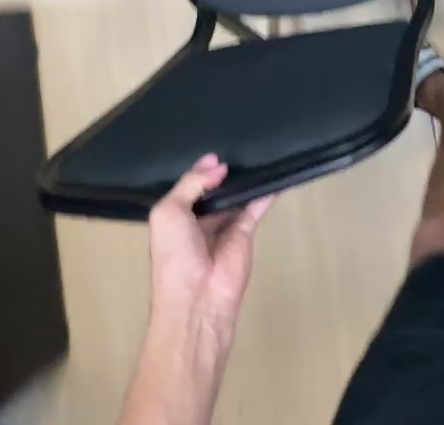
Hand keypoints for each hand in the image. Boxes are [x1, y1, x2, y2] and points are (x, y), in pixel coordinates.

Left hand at [148, 154, 274, 341]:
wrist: (197, 298)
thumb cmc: (174, 255)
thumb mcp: (168, 213)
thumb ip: (191, 184)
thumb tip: (219, 165)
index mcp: (173, 218)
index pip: (187, 188)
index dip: (199, 169)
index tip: (217, 150)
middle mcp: (197, 221)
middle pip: (213, 191)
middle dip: (223, 172)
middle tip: (239, 145)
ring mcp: (223, 227)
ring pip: (235, 197)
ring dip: (244, 180)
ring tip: (257, 153)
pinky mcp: (245, 233)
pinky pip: (257, 207)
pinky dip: (266, 193)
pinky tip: (275, 175)